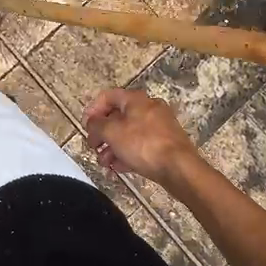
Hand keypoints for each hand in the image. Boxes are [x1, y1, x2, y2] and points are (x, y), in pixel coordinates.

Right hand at [83, 88, 200, 184]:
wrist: (180, 168)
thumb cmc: (143, 144)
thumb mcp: (112, 132)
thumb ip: (97, 125)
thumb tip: (91, 123)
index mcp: (136, 99)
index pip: (108, 96)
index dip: (92, 110)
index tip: (85, 127)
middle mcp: (149, 108)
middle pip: (118, 117)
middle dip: (103, 134)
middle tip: (93, 148)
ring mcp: (160, 127)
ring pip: (130, 133)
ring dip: (113, 147)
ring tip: (104, 163)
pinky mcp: (167, 145)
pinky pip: (141, 146)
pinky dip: (128, 154)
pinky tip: (118, 168)